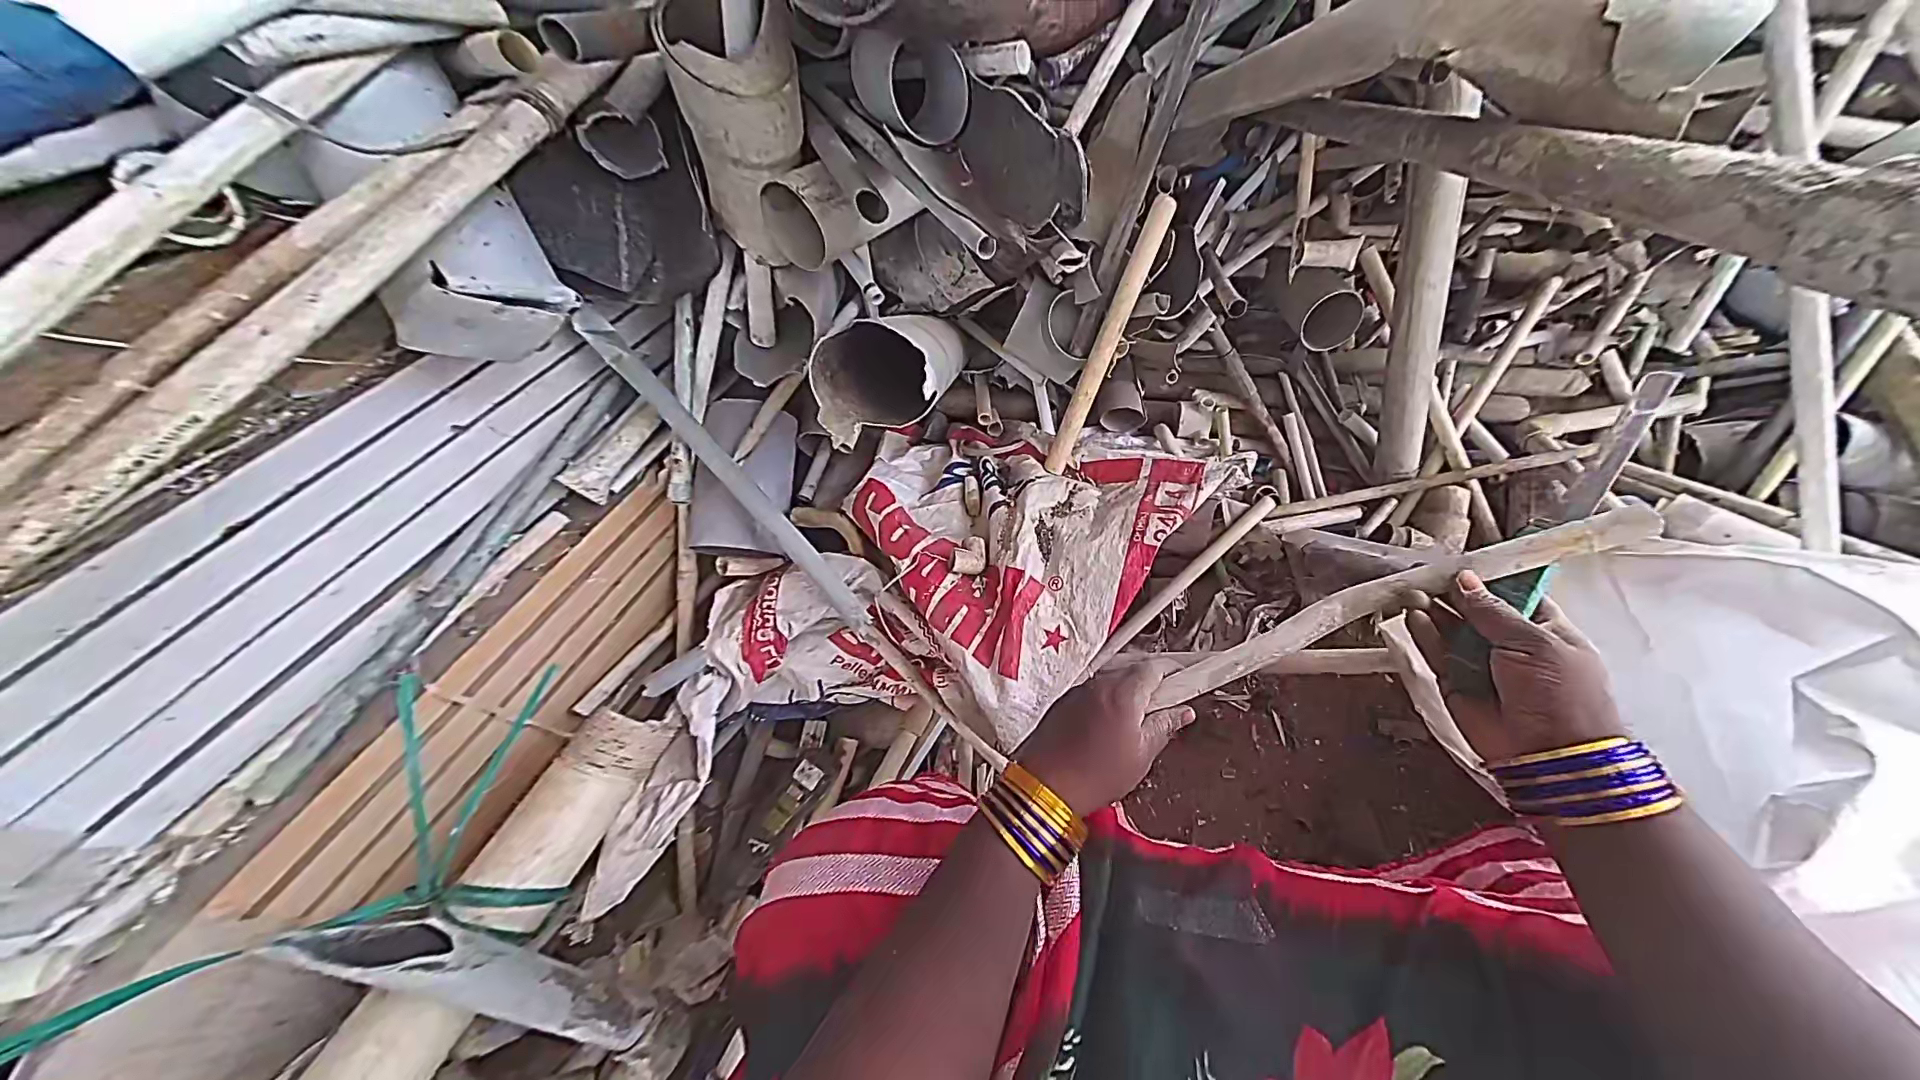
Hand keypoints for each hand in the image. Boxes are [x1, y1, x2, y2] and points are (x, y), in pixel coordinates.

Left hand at [1014, 661, 1196, 811]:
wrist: (1047, 785)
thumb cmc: (1093, 775)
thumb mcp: (1142, 754)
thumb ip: (1164, 726)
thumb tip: (1181, 712)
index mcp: (1124, 693)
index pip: (1156, 667)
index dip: (1175, 672)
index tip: (1187, 680)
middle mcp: (1100, 684)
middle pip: (1133, 666)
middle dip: (1153, 677)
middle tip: (1168, 698)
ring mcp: (1080, 690)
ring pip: (1113, 675)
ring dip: (1130, 686)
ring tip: (1141, 713)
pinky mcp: (1066, 700)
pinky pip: (1095, 688)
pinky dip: (1110, 695)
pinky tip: (1114, 719)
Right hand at [1406, 570, 1625, 762]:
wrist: (1549, 754)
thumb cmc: (1560, 694)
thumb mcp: (1535, 643)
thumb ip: (1493, 611)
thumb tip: (1465, 579)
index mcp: (1543, 629)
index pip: (1512, 594)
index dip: (1486, 579)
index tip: (1460, 564)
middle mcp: (1509, 642)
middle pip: (1473, 609)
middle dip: (1450, 593)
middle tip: (1425, 575)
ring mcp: (1480, 661)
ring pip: (1449, 628)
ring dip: (1431, 610)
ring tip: (1412, 593)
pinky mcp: (1454, 680)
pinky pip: (1434, 652)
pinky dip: (1422, 634)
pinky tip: (1414, 616)